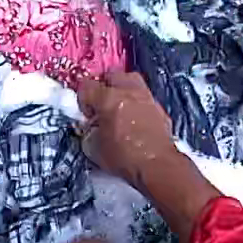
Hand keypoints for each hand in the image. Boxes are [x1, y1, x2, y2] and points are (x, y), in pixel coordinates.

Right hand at [77, 71, 222, 242]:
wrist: (158, 167)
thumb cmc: (126, 158)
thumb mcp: (95, 149)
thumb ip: (89, 133)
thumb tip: (91, 129)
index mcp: (108, 99)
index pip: (87, 86)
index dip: (82, 99)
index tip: (85, 112)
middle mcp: (129, 93)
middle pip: (112, 76)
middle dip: (103, 87)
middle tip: (100, 104)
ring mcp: (147, 99)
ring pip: (132, 82)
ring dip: (122, 91)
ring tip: (118, 107)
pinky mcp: (160, 110)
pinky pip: (145, 99)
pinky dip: (137, 104)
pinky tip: (134, 120)